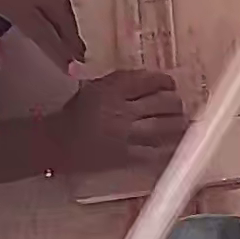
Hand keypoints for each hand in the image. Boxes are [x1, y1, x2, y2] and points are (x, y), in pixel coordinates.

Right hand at [46, 70, 188, 171]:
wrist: (57, 144)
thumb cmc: (77, 114)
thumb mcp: (96, 88)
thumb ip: (123, 83)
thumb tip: (156, 83)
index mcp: (112, 90)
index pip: (149, 80)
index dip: (165, 82)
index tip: (169, 86)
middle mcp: (121, 110)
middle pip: (163, 103)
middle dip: (175, 104)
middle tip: (176, 106)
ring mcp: (126, 135)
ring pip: (165, 127)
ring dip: (179, 125)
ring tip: (182, 124)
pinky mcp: (127, 157)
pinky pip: (157, 153)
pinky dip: (171, 149)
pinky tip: (177, 146)